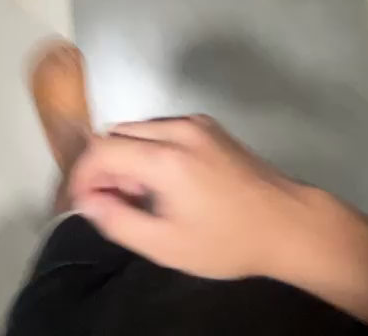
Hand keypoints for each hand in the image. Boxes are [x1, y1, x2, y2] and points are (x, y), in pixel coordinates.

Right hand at [66, 115, 328, 280]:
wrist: (287, 222)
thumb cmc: (228, 241)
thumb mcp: (168, 245)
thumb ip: (120, 221)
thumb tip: (87, 201)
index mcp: (166, 158)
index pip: (103, 150)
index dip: (82, 174)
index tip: (80, 200)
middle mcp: (177, 128)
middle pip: (117, 133)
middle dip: (103, 166)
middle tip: (108, 202)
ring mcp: (194, 122)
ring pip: (138, 128)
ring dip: (125, 156)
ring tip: (137, 195)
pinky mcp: (206, 123)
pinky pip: (160, 127)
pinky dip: (147, 147)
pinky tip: (161, 180)